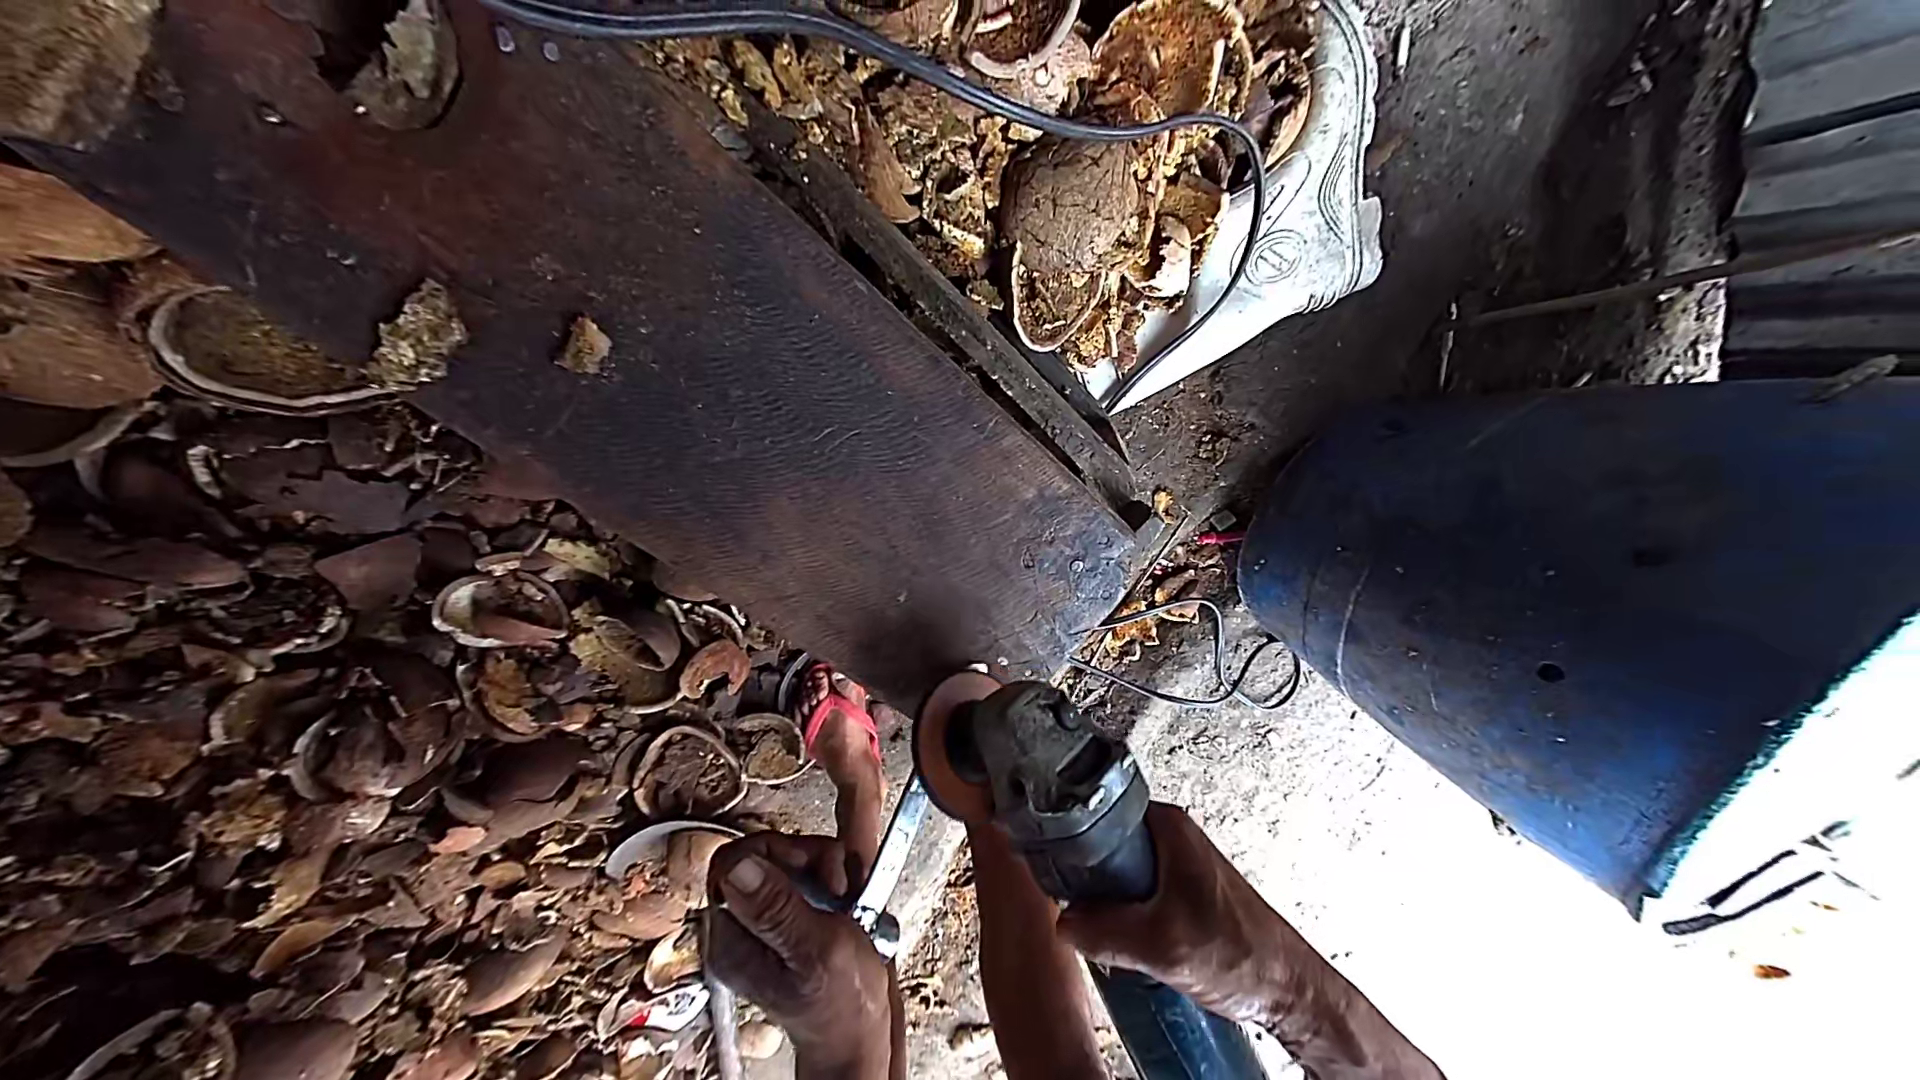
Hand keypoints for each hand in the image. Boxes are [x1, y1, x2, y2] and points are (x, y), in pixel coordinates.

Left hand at [706, 833, 891, 1079]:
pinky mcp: (785, 914)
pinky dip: (832, 873)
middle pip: (764, 851)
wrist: (859, 1032)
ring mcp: (764, 918)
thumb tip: (739, 868)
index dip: (777, 851)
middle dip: (809, 857)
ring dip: (827, 865)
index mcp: (732, 939)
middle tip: (837, 886)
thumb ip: (779, 909)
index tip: (812, 869)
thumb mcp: (817, 952)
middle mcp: (740, 926)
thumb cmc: (843, 1004)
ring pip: (788, 856)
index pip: (735, 860)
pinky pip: (804, 870)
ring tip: (846, 896)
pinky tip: (847, 897)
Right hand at [1056, 805, 1442, 1079]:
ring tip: (1103, 926)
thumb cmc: (1245, 957)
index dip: (1071, 835)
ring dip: (1108, 899)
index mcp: (1168, 827)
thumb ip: (1103, 931)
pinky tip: (1125, 939)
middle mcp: (1172, 835)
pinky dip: (1125, 911)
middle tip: (1079, 904)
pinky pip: (1136, 890)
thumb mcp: (1159, 945)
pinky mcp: (1181, 890)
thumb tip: (1063, 922)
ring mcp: (1177, 862)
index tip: (1051, 857)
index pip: (1099, 810)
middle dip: (1090, 877)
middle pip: (1106, 843)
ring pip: (1120, 871)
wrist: (1290, 994)